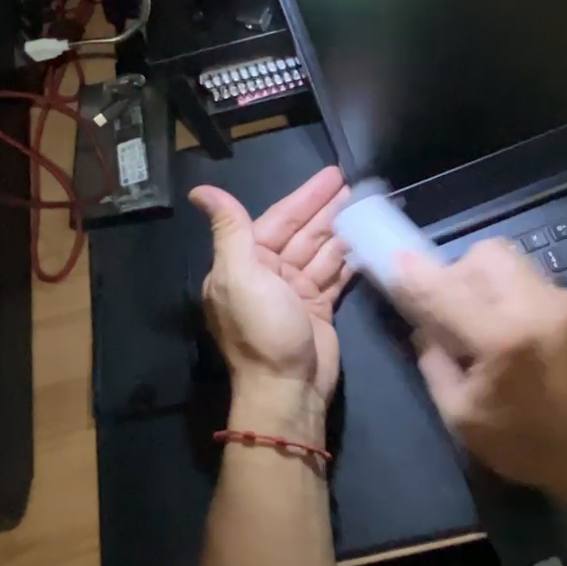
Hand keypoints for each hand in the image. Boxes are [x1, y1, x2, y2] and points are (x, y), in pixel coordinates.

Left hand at [190, 167, 352, 442]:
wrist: (287, 390)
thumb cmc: (261, 331)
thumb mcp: (238, 276)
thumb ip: (229, 231)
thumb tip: (200, 191)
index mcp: (244, 264)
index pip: (277, 220)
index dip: (305, 197)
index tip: (331, 175)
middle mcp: (268, 274)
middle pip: (301, 232)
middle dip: (326, 208)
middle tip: (354, 182)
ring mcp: (295, 293)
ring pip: (320, 251)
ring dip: (341, 228)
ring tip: (366, 204)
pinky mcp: (318, 309)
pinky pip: (334, 275)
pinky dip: (349, 258)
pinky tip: (365, 240)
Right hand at [392, 240, 566, 508]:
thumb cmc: (537, 449)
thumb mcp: (465, 420)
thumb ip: (435, 364)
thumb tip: (422, 326)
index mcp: (503, 339)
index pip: (443, 288)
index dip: (413, 273)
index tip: (394, 262)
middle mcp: (537, 305)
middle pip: (484, 255)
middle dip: (457, 272)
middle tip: (452, 310)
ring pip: (512, 263)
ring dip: (487, 283)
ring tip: (489, 326)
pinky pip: (535, 283)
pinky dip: (515, 298)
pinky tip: (523, 338)